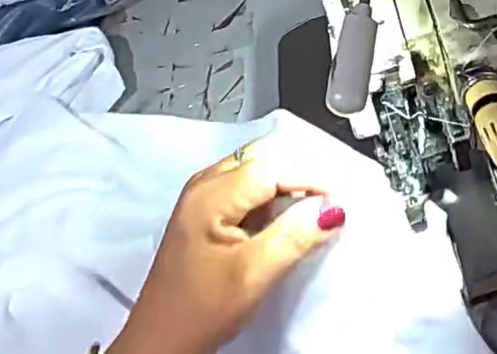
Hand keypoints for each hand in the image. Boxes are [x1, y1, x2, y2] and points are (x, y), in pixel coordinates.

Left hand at [107, 136, 343, 353]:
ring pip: (253, 170)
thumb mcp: (252, 276)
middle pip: (259, 160)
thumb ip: (292, 238)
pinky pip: (244, 187)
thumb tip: (331, 208)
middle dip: (296, 173)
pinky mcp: (205, 210)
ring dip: (284, 184)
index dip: (305, 177)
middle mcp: (204, 183)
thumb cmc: (200, 310)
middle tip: (329, 198)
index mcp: (210, 192)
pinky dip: (269, 195)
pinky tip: (284, 216)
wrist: (159, 339)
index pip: (268, 167)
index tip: (337, 199)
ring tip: (313, 206)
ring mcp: (202, 194)